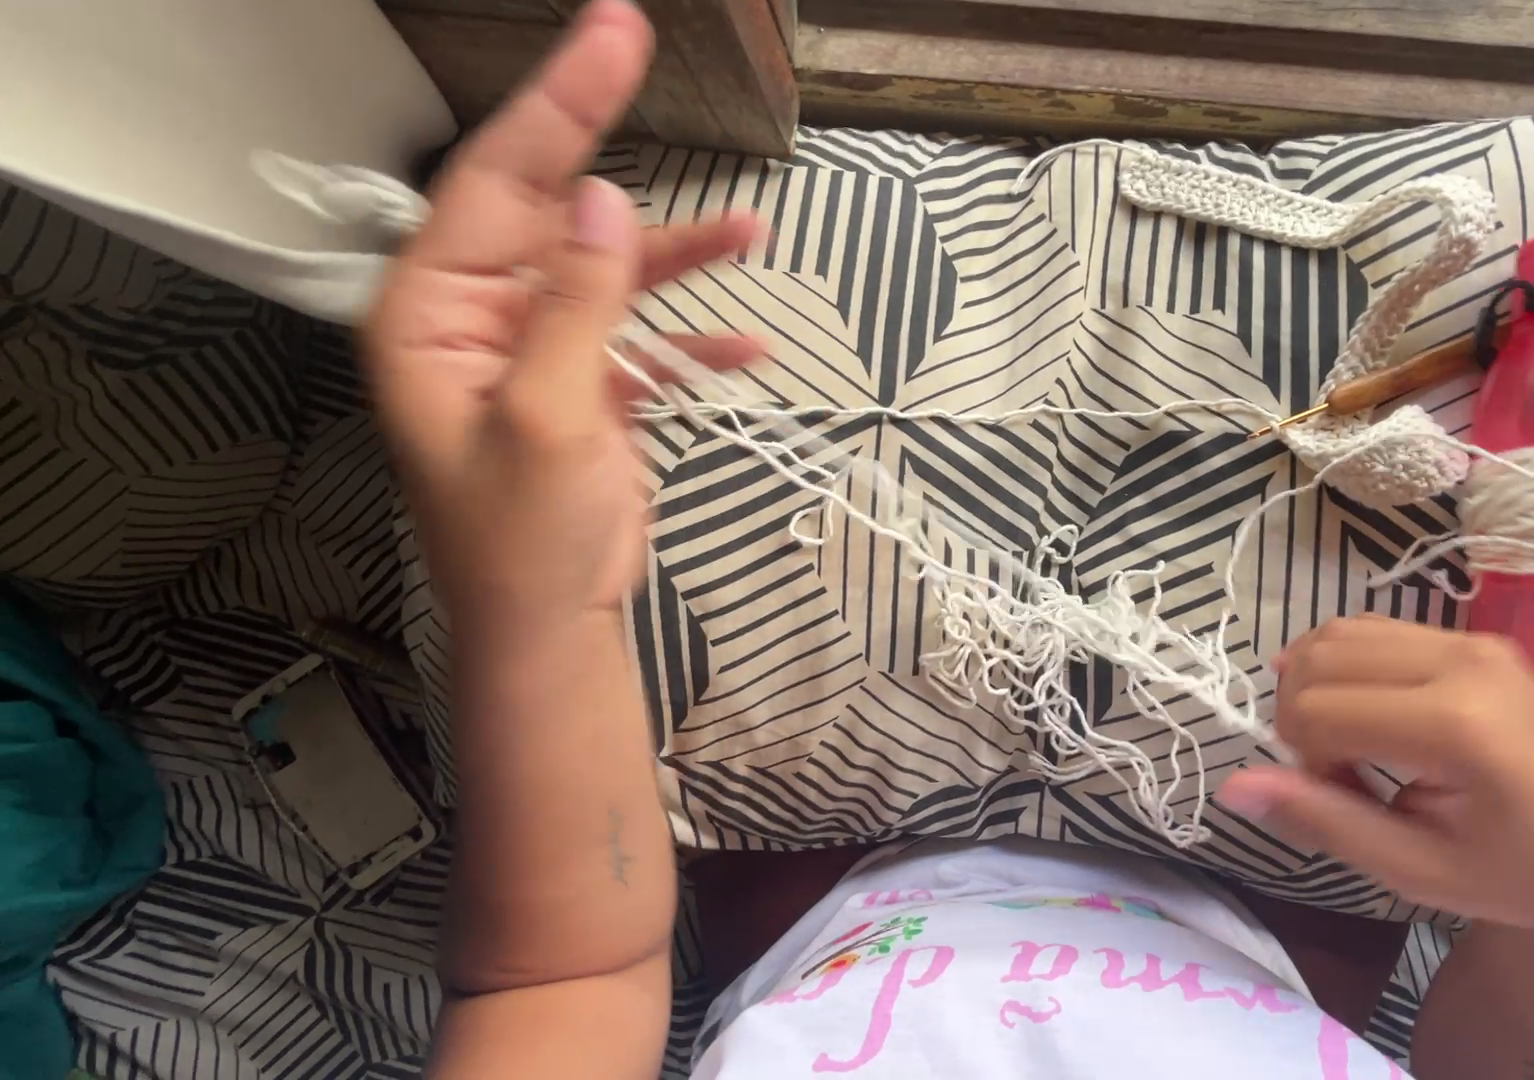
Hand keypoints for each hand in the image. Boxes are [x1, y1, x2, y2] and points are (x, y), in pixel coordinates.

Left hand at [362, 0, 762, 646]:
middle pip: (553, 216)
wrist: (554, 621)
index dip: (558, 107)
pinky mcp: (591, 395)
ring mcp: (542, 357)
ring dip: (683, 262)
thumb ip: (573, 304)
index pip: (495, 184)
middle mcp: (482, 321)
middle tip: (644, 54)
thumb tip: (603, 202)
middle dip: (613, 158)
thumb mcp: (548, 414)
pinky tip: (750, 345)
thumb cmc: (527, 535)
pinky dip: (696, 345)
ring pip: (613, 281)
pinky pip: (646, 347)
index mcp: (437, 315)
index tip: (612, 37)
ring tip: (755, 234)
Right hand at [1218, 617, 1533, 955]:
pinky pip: (1370, 629)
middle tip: (1343, 771)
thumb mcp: (1415, 869)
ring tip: (1355, 740)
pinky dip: (1342, 664)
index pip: (1315, 711)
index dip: (1303, 758)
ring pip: (1335, 635)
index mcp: (1456, 725)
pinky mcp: (1473, 638)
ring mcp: (1470, 641)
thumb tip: (1233, 784)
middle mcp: (1462, 662)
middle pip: (1316, 660)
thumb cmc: (1521, 878)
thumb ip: (1319, 818)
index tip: (1343, 797)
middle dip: (1302, 716)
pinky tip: (1365, 708)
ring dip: (1316, 685)